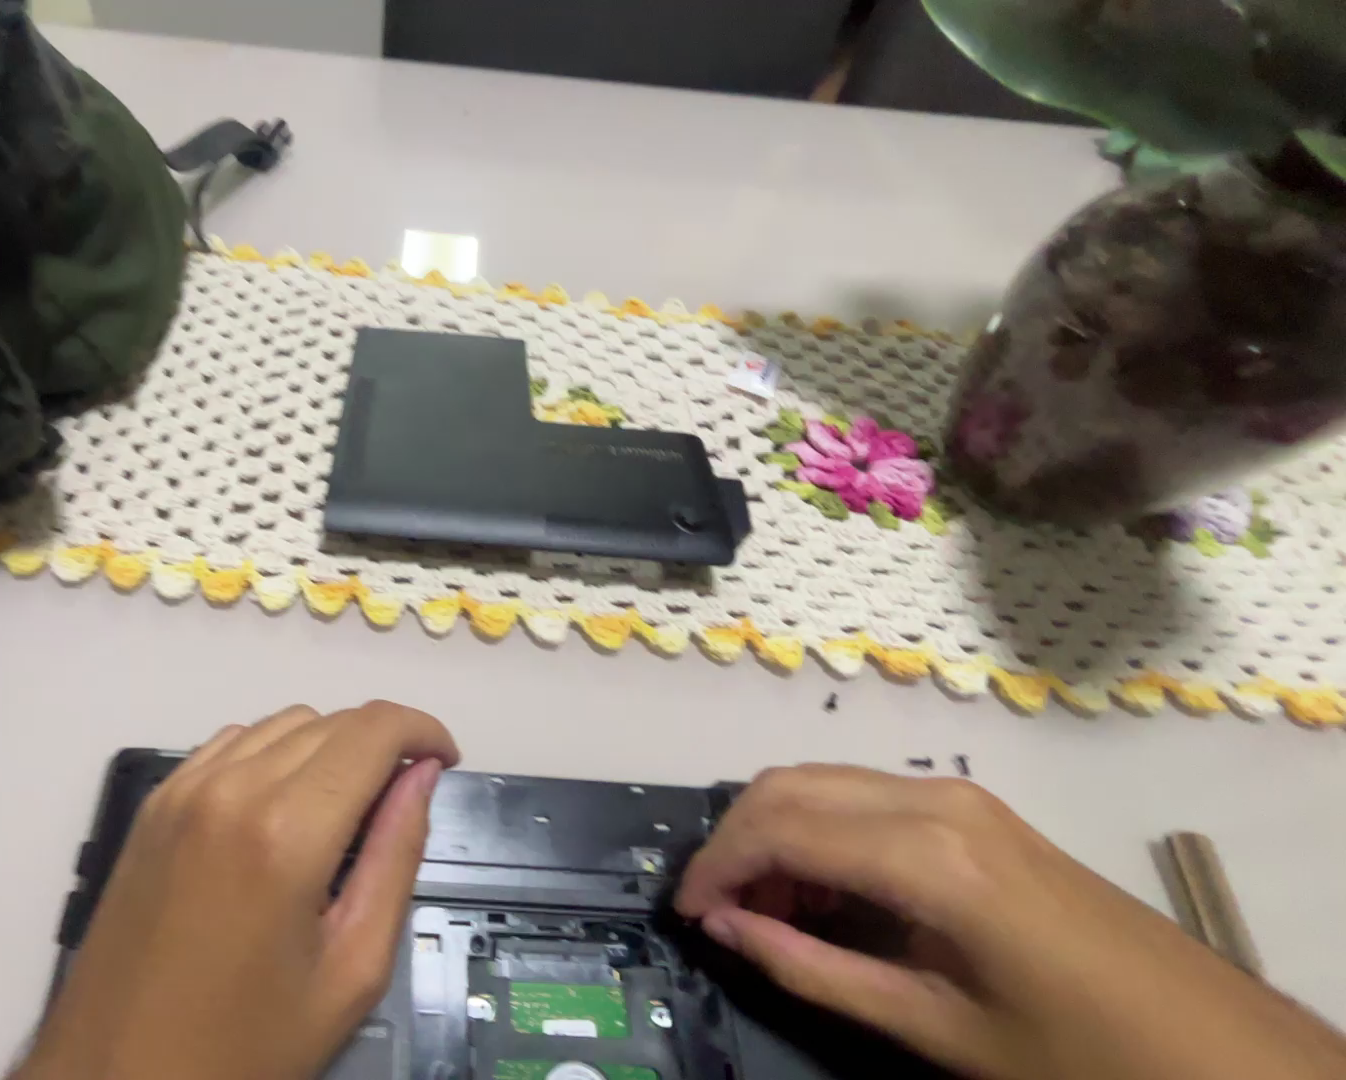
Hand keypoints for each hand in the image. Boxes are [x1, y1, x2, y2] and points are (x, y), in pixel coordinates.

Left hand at [16, 702, 458, 1079]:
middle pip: (333, 721)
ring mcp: (185, 788)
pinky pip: (234, 742)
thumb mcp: (351, 969)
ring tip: (344, 807)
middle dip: (384, 743)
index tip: (444, 762)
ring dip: (331, 746)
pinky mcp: (157, 801)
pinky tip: (283, 804)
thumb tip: (421, 778)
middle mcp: (233, 787)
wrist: (116, 1075)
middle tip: (401, 797)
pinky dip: (276, 753)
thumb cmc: (247, 1041)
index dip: (423, 731)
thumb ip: (396, 857)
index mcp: (287, 830)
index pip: (375, 731)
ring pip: (285, 722)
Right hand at [675, 765, 1345, 1079]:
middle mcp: (930, 798)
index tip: (687, 911)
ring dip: (769, 832)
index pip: (778, 830)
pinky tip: (817, 888)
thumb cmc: (1080, 1055)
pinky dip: (812, 829)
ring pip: (814, 781)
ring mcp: (952, 793)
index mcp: (925, 855)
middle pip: (785, 787)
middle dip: (732, 841)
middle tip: (718, 909)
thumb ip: (810, 969)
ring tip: (762, 905)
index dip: (715, 865)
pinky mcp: (967, 805)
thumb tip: (721, 925)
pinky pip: (856, 794)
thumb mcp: (935, 1029)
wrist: (1230, 1056)